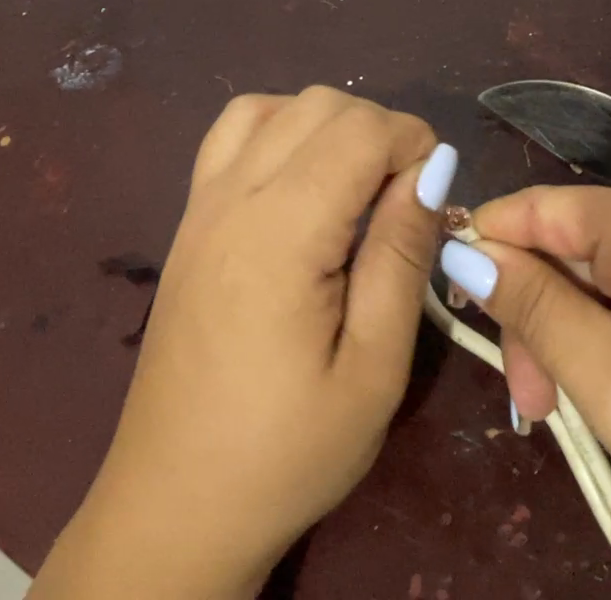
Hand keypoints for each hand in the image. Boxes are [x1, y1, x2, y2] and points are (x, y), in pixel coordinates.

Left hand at [31, 88, 455, 598]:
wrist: (175, 506)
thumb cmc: (288, 451)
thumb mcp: (374, 367)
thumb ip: (401, 256)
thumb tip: (432, 171)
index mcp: (280, 235)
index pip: (359, 129)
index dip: (415, 144)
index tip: (435, 201)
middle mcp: (231, 200)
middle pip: (319, 105)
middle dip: (380, 132)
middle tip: (405, 203)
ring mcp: (199, 208)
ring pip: (271, 106)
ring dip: (329, 126)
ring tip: (357, 189)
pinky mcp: (187, 226)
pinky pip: (231, 137)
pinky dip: (280, 132)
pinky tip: (304, 186)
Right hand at [451, 186, 610, 580]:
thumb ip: (538, 310)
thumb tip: (467, 250)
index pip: (542, 207)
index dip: (490, 248)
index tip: (465, 319)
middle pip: (572, 242)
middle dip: (539, 312)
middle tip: (534, 403)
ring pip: (603, 268)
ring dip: (573, 329)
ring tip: (571, 406)